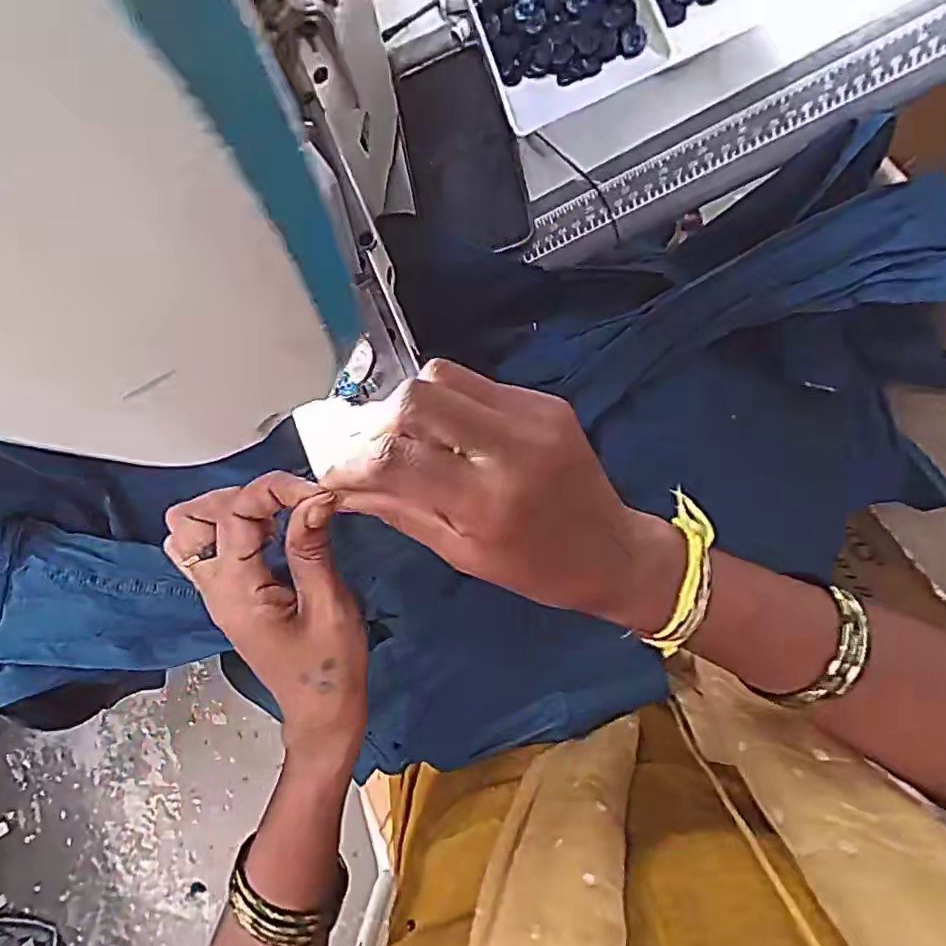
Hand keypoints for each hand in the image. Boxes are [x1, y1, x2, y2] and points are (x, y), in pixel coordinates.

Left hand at [164, 472, 368, 771]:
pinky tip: (269, 530)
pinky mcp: (229, 595)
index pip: (235, 513)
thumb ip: (312, 548)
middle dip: (246, 495)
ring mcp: (216, 593)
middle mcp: (215, 589)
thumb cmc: (329, 671)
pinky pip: (209, 547)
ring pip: (192, 528)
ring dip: (232, 508)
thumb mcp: (329, 607)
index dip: (276, 489)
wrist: (321, 713)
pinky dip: (233, 526)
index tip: (317, 494)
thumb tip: (313, 499)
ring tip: (278, 513)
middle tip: (293, 503)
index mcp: (236, 592)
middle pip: (195, 515)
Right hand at [322, 359, 684, 633]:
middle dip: (377, 421)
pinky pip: (475, 384)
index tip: (334, 470)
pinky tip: (449, 433)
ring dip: (410, 405)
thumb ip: (399, 510)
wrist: (611, 549)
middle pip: (415, 399)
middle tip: (369, 447)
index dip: (351, 460)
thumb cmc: (534, 569)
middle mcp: (509, 446)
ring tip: (408, 438)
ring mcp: (531, 414)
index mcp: (487, 500)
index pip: (396, 458)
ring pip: (441, 376)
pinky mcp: (543, 400)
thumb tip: (345, 488)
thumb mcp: (460, 552)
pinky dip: (447, 404)